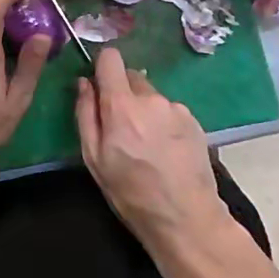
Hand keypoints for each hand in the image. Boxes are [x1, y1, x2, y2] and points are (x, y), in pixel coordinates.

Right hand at [75, 48, 232, 267]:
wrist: (185, 218)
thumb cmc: (130, 193)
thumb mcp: (94, 158)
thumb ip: (85, 114)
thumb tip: (84, 82)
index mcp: (122, 105)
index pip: (111, 58)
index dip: (102, 67)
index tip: (99, 86)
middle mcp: (151, 98)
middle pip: (131, 77)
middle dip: (122, 94)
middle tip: (121, 127)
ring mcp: (176, 108)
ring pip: (151, 96)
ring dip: (144, 109)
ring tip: (146, 145)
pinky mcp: (194, 120)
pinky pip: (170, 110)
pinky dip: (163, 122)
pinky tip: (165, 150)